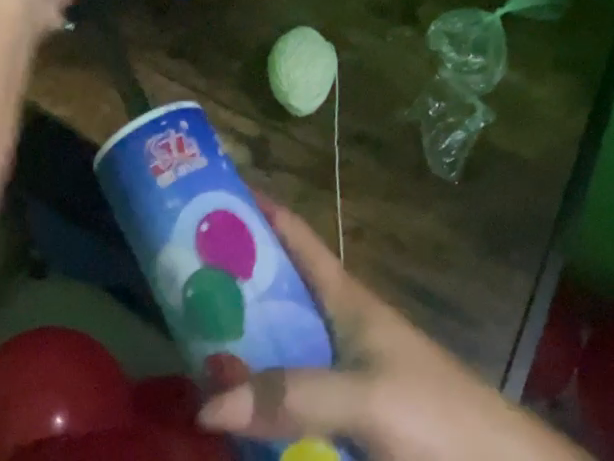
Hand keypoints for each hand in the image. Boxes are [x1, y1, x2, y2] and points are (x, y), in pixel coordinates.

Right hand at [198, 199, 590, 460]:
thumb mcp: (365, 396)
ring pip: (279, 351)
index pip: (297, 239)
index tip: (213, 194)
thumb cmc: (437, 413)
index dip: (259, 211)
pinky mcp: (345, 419)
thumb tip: (207, 403)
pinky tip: (230, 413)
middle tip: (176, 284)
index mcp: (347, 301)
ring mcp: (343, 375)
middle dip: (231, 287)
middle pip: (277, 297)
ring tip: (188, 352)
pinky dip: (260, 402)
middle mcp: (339, 330)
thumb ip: (293, 395)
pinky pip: (289, 401)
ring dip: (240, 351)